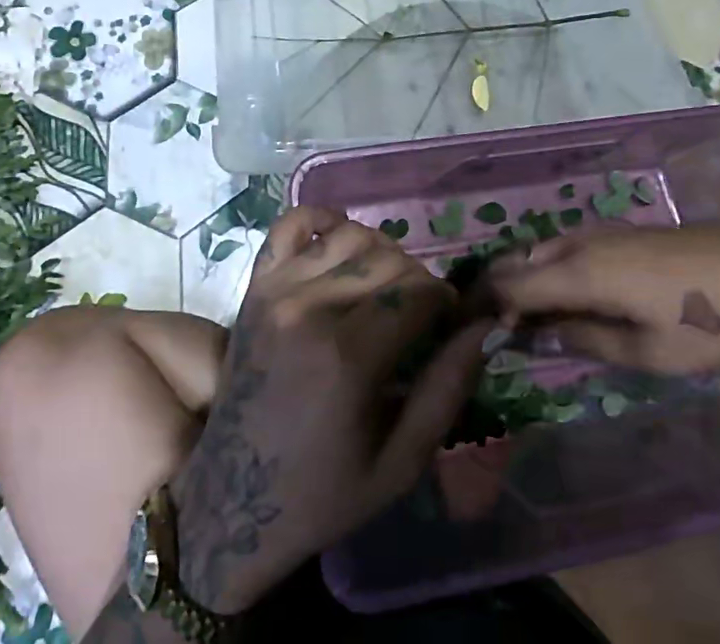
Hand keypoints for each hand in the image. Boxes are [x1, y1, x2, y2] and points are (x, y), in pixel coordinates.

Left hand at [169, 207, 494, 614]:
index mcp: (350, 356)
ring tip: (386, 286)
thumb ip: (448, 386)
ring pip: (350, 236)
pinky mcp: (253, 288)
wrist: (234, 500)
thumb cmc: (324, 490)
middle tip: (421, 314)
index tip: (449, 324)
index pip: (420, 292)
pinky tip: (340, 238)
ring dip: (381, 252)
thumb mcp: (402, 461)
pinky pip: (289, 226)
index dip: (446, 302)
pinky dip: (320, 219)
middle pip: (389, 260)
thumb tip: (485, 324)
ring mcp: (275, 293)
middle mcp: (310, 311)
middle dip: (418, 280)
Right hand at [486, 227, 719, 374]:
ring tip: (537, 320)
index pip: (510, 285)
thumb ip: (584, 342)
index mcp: (581, 273)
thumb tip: (536, 337)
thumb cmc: (714, 322)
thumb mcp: (649, 352)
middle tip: (506, 333)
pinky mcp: (625, 231)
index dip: (489, 311)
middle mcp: (582, 244)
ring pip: (544, 251)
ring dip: (530, 281)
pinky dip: (554, 270)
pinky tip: (575, 296)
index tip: (487, 340)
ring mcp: (605, 232)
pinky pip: (570, 247)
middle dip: (503, 294)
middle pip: (520, 261)